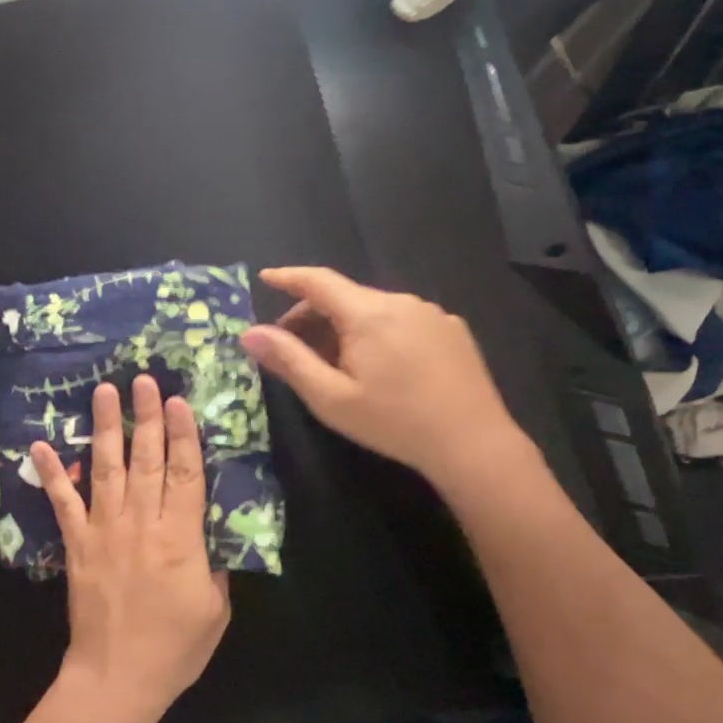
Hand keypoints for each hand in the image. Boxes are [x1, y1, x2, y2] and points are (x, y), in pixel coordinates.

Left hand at [31, 376, 229, 722]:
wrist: (117, 677)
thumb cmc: (174, 649)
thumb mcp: (215, 609)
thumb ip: (215, 564)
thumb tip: (211, 532)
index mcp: (180, 538)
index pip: (184, 474)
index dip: (183, 435)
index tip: (179, 401)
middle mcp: (140, 524)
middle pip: (146, 460)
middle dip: (146, 417)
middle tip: (143, 379)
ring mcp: (104, 531)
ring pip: (106, 469)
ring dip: (106, 428)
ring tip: (104, 392)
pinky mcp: (77, 545)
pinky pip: (62, 503)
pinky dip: (51, 474)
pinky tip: (40, 445)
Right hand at [240, 267, 528, 485]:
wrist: (473, 444)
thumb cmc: (393, 422)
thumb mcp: (330, 397)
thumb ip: (288, 360)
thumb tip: (249, 333)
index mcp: (368, 313)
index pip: (318, 281)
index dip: (288, 278)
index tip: (265, 278)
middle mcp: (401, 302)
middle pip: (344, 296)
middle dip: (312, 316)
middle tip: (292, 349)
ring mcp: (432, 314)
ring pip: (373, 310)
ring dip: (345, 327)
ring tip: (335, 365)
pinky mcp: (452, 331)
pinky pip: (402, 321)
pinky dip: (377, 333)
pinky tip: (379, 369)